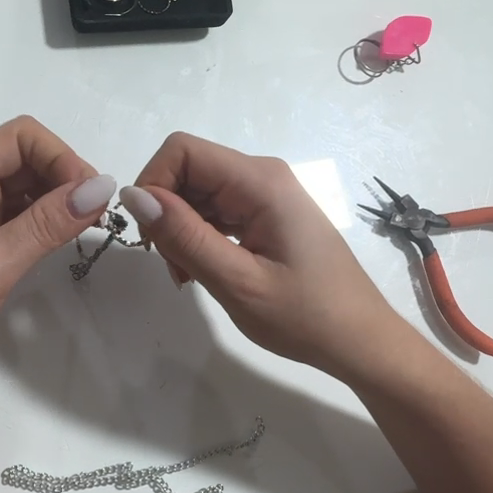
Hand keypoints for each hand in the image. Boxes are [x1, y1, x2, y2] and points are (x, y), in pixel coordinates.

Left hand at [0, 117, 115, 410]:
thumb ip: (44, 226)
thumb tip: (101, 188)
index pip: (20, 137)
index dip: (60, 157)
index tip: (88, 196)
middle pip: (28, 156)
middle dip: (65, 177)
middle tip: (95, 216)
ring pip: (30, 184)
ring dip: (61, 200)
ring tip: (86, 228)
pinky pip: (24, 212)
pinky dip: (49, 220)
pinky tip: (64, 239)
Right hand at [120, 132, 412, 382]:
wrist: (358, 341)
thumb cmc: (304, 316)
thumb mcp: (237, 281)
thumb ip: (184, 236)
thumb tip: (133, 195)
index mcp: (260, 182)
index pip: (182, 151)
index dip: (154, 184)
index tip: (151, 236)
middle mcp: (261, 176)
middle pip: (187, 171)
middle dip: (165, 213)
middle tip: (174, 266)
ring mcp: (264, 195)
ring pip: (195, 194)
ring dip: (179, 231)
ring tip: (190, 277)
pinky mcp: (263, 214)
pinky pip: (213, 211)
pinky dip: (196, 238)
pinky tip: (204, 272)